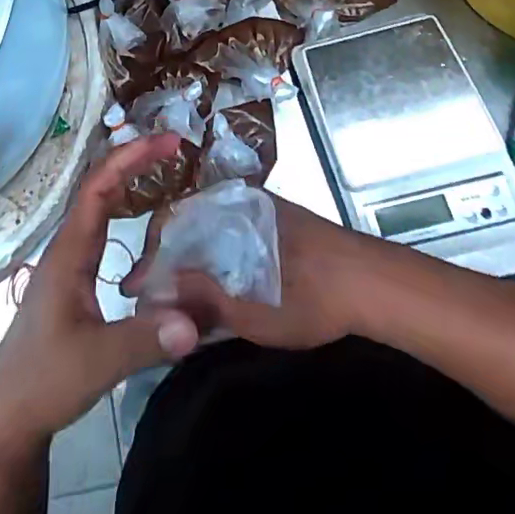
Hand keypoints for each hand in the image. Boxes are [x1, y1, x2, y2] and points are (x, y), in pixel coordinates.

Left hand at [0, 135, 201, 452]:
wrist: (7, 416)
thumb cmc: (44, 382)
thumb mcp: (97, 361)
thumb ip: (145, 340)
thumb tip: (196, 322)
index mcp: (69, 253)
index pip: (98, 188)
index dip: (131, 159)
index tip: (169, 143)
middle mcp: (67, 250)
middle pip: (98, 188)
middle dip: (134, 161)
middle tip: (176, 147)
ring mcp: (68, 265)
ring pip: (98, 208)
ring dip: (127, 181)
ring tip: (164, 168)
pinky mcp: (74, 283)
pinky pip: (101, 231)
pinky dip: (124, 211)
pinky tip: (144, 223)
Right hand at [122, 188, 378, 350]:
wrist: (374, 283)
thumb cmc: (312, 300)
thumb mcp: (252, 313)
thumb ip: (203, 299)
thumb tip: (157, 292)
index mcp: (226, 213)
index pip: (168, 225)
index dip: (150, 261)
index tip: (140, 293)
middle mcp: (237, 200)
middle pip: (186, 225)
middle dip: (169, 261)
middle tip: (162, 299)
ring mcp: (258, 207)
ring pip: (209, 228)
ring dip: (193, 259)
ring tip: (187, 296)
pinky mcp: (275, 217)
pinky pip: (232, 230)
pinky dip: (217, 254)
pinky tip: (219, 283)